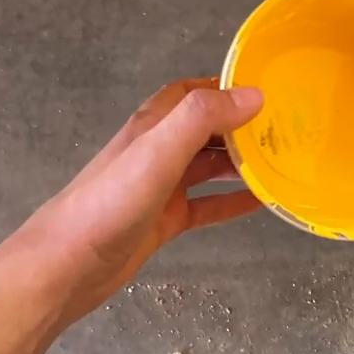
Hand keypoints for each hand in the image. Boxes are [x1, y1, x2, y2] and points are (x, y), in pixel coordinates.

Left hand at [0, 78, 265, 330]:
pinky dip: (234, 200)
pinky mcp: (167, 220)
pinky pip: (209, 204)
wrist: (67, 266)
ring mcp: (163, 187)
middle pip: (207, 129)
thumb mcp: (158, 152)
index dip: (225, 87)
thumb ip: (202, 119)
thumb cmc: (111, 203)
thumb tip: (255, 96)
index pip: (192, 92)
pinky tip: (263, 203)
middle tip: (286, 130)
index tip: (267, 91)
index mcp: (153, 126)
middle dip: (242, 125)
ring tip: (283, 162)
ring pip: (210, 165)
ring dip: (243, 162)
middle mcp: (159, 151)